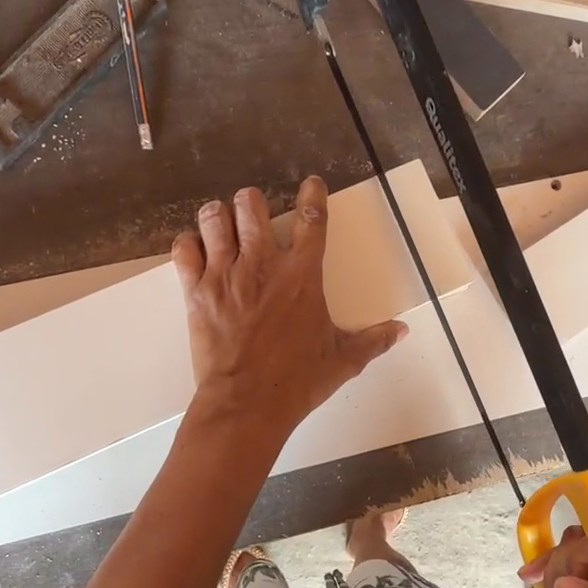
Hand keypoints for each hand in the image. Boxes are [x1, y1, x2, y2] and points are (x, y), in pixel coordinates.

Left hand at [173, 177, 407, 437]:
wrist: (247, 403)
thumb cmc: (297, 382)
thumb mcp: (343, 361)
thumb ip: (373, 340)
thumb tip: (402, 331)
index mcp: (302, 275)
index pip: (312, 219)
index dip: (312, 194)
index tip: (311, 184)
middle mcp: (262, 264)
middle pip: (251, 205)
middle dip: (252, 204)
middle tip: (254, 217)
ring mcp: (225, 274)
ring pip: (214, 217)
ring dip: (219, 218)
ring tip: (224, 228)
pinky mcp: (196, 291)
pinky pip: (184, 249)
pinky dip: (189, 245)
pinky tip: (197, 253)